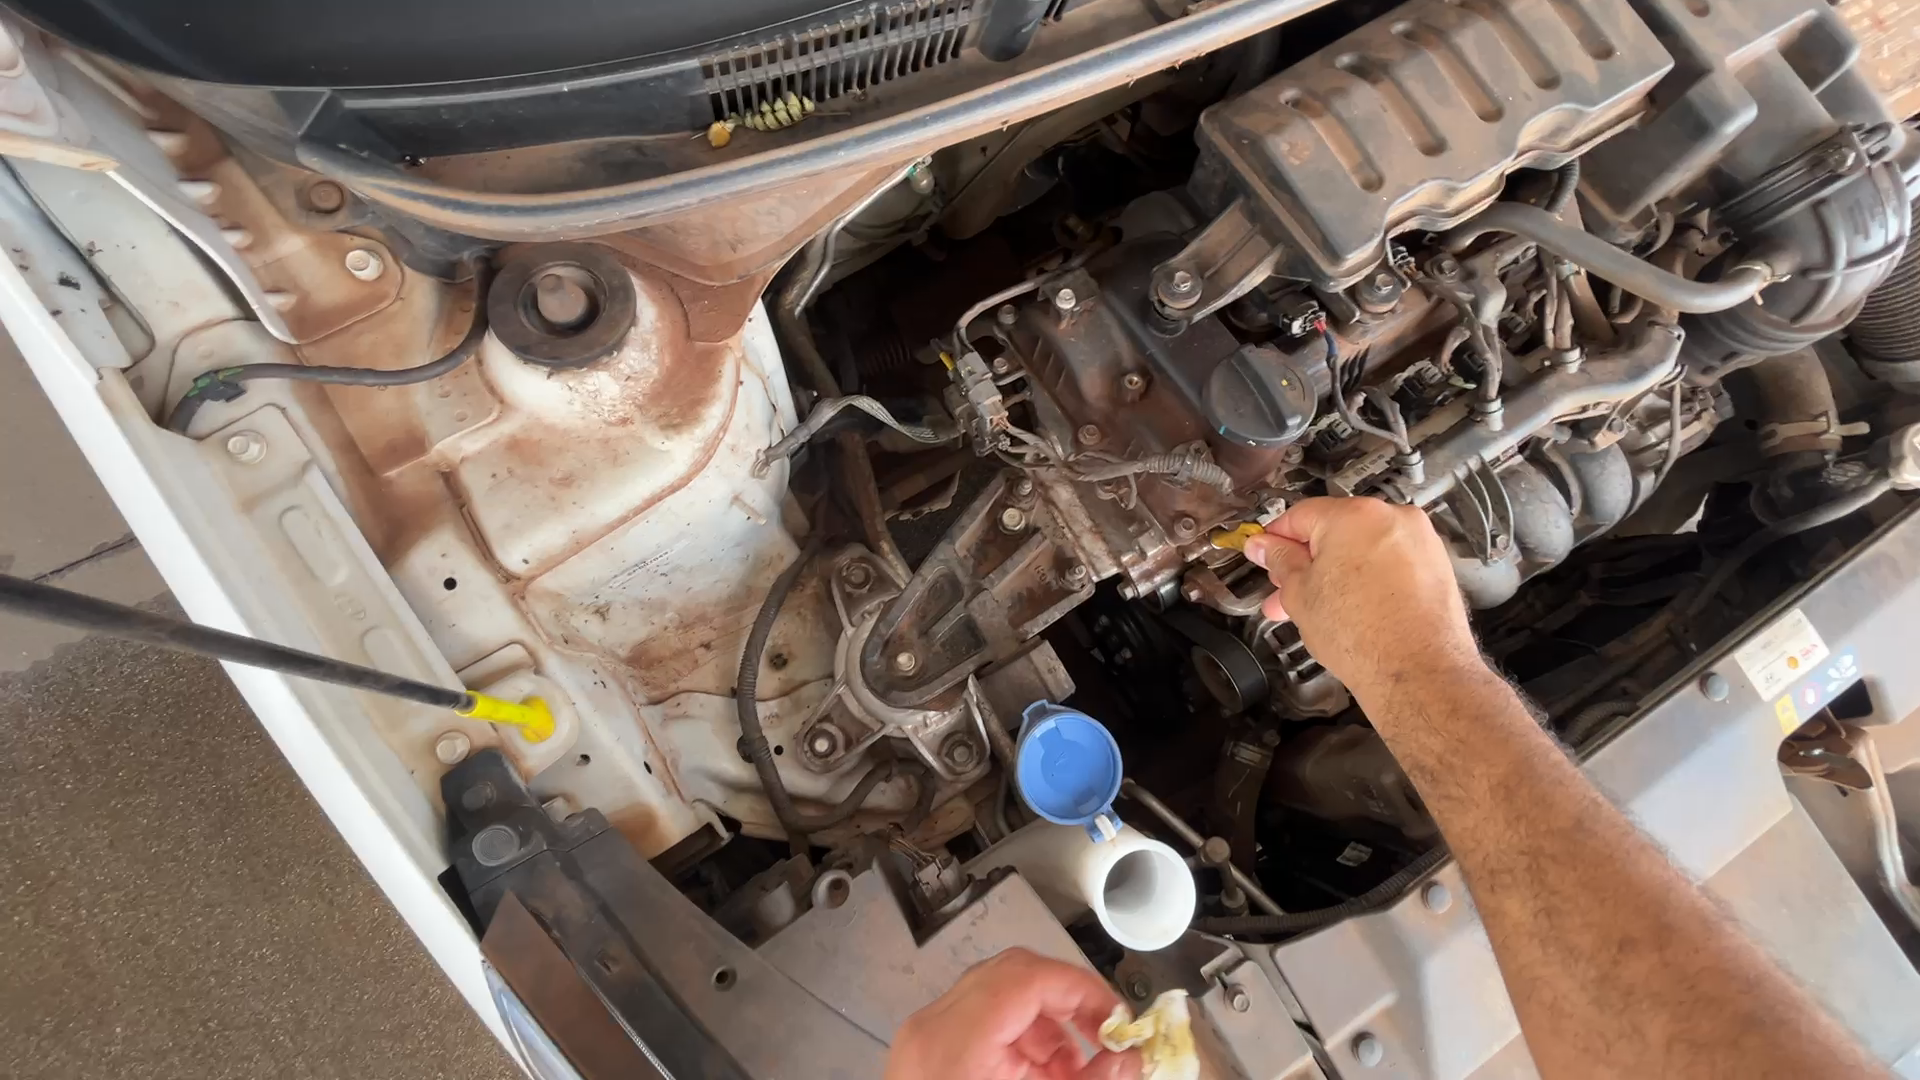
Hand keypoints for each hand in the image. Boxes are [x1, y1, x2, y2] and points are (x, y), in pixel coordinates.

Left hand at [885, 948, 1140, 1079]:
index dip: (1080, 988)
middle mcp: (933, 1026)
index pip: (1025, 979)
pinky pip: (984, 1022)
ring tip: (1080, 1071)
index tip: (1119, 1018)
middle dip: (1067, 1002)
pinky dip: (1022, 1040)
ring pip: (1000, 995)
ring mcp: (926, 1036)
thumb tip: (1129, 1058)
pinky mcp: (930, 1051)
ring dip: (1047, 1024)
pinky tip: (1049, 1076)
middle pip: (1012, 976)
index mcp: (953, 1042)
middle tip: (1107, 1037)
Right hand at [1243, 496, 1480, 699]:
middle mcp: (1392, 519)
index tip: (1263, 552)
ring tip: (1313, 605)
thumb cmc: (1364, 635)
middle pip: (1332, 531)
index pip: (1299, 515)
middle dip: (1304, 561)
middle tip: (1284, 586)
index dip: (1274, 538)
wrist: (1417, 672)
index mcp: (1353, 516)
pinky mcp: (1435, 566)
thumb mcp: (1298, 593)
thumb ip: (1279, 561)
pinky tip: (1347, 607)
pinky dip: (1364, 578)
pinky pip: (1387, 562)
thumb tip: (1266, 547)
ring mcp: (1419, 541)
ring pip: (1360, 548)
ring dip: (1332, 572)